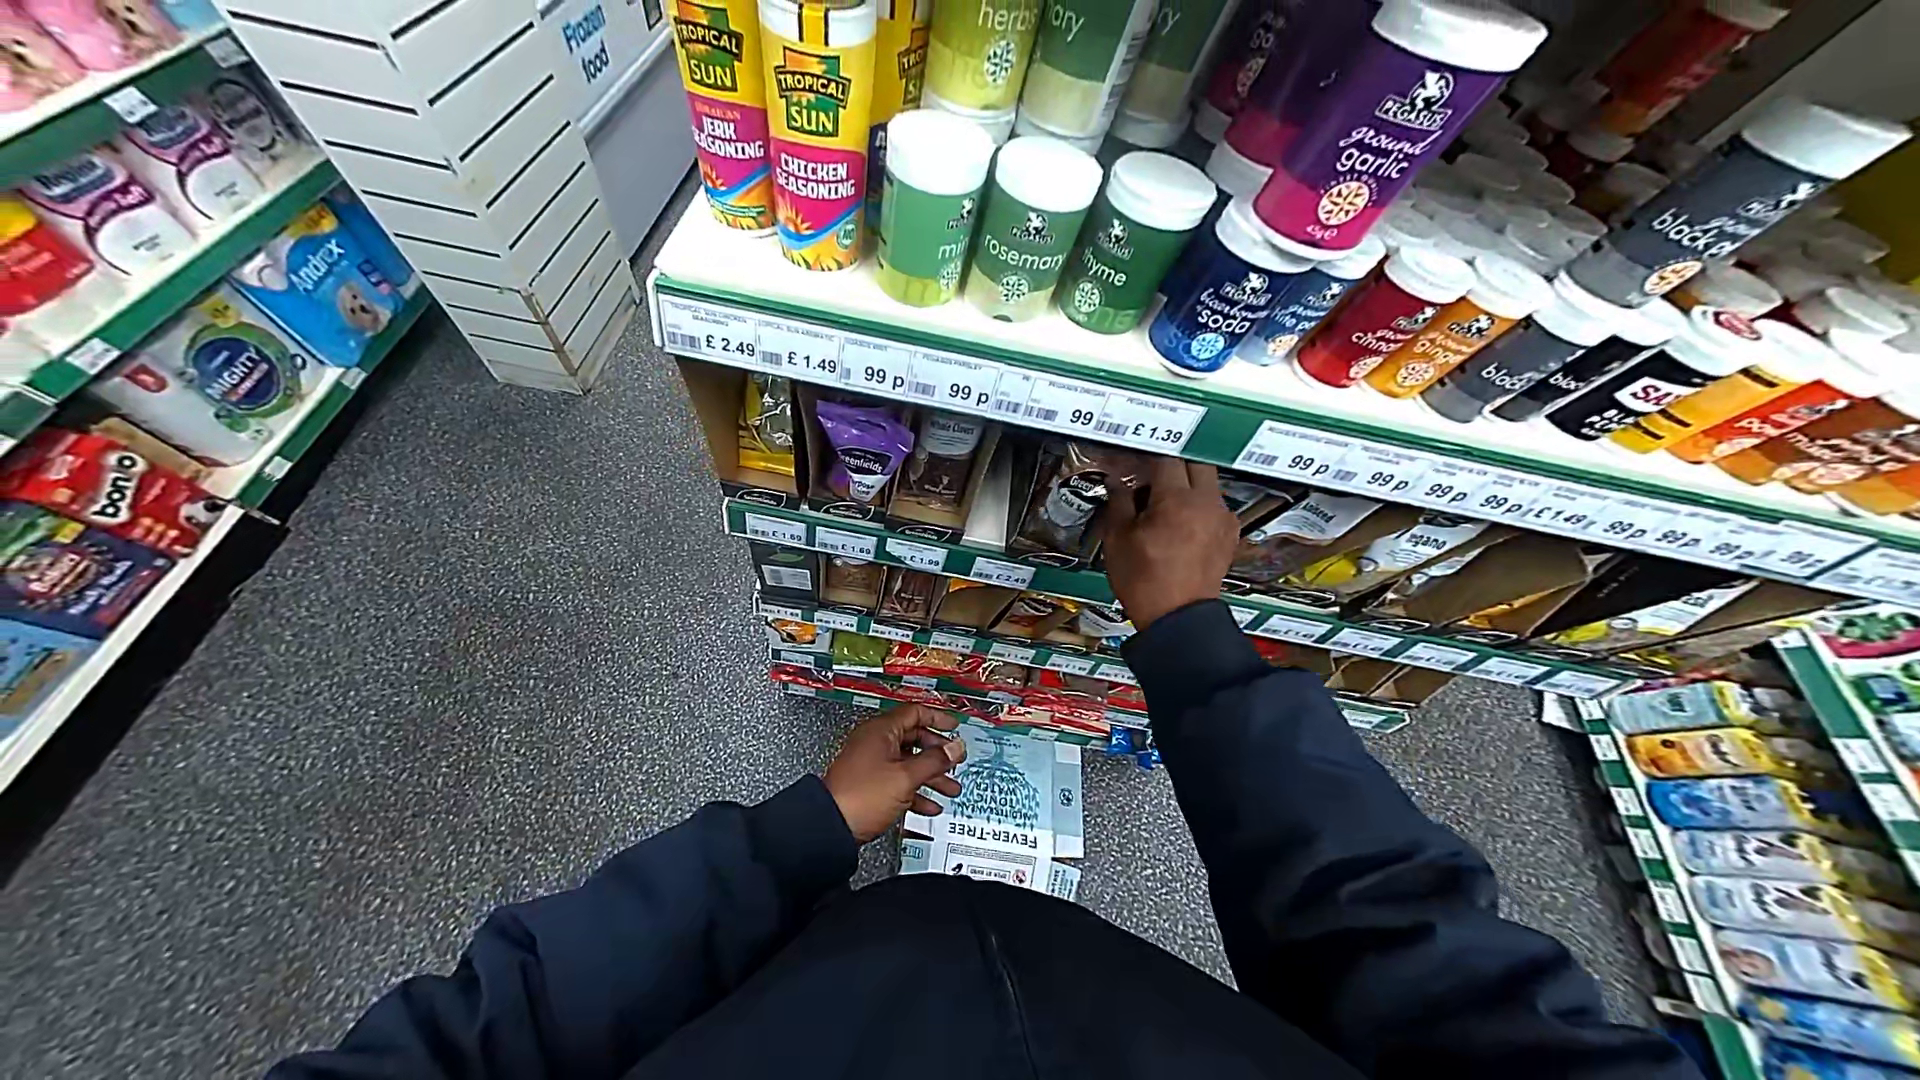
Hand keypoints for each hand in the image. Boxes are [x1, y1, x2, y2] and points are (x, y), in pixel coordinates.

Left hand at [823, 705, 966, 842]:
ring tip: (950, 787)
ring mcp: (871, 764)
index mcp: (881, 731)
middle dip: (938, 752)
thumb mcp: (906, 776)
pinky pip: (899, 781)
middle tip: (954, 759)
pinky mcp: (869, 785)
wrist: (830, 827)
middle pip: (914, 739)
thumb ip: (934, 761)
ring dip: (931, 775)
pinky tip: (929, 805)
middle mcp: (875, 743)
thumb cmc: (861, 795)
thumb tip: (955, 748)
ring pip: (908, 763)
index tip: (954, 726)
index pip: (915, 713)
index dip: (937, 718)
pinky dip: (916, 791)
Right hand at [1102, 456, 1238, 629]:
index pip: (1165, 459)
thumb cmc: (1144, 582)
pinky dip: (1198, 506)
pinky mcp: (1229, 535)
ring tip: (1162, 503)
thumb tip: (1117, 482)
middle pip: (1195, 463)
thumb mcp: (1117, 539)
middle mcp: (1207, 503)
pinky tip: (1179, 523)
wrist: (1177, 618)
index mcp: (1177, 499)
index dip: (1146, 458)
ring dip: (1187, 484)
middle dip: (1173, 465)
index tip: (1133, 462)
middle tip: (1150, 475)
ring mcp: (1222, 519)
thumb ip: (1118, 502)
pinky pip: (1215, 506)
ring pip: (1207, 484)